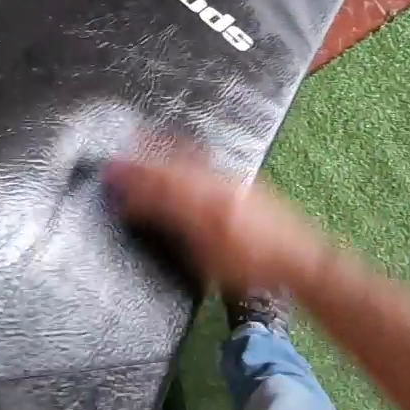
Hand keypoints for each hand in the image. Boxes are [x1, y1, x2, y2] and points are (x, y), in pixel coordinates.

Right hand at [106, 158, 330, 291]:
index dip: (132, 185)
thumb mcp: (206, 262)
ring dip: (157, 150)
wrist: (299, 259)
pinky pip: (203, 156)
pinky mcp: (238, 179)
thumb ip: (172, 232)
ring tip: (135, 139)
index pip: (159, 191)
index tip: (111, 180)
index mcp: (206, 210)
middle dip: (138, 164)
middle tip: (114, 162)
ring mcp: (229, 180)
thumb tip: (141, 212)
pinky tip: (173, 144)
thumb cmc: (254, 269)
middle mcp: (217, 188)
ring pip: (185, 159)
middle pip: (169, 170)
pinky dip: (182, 148)